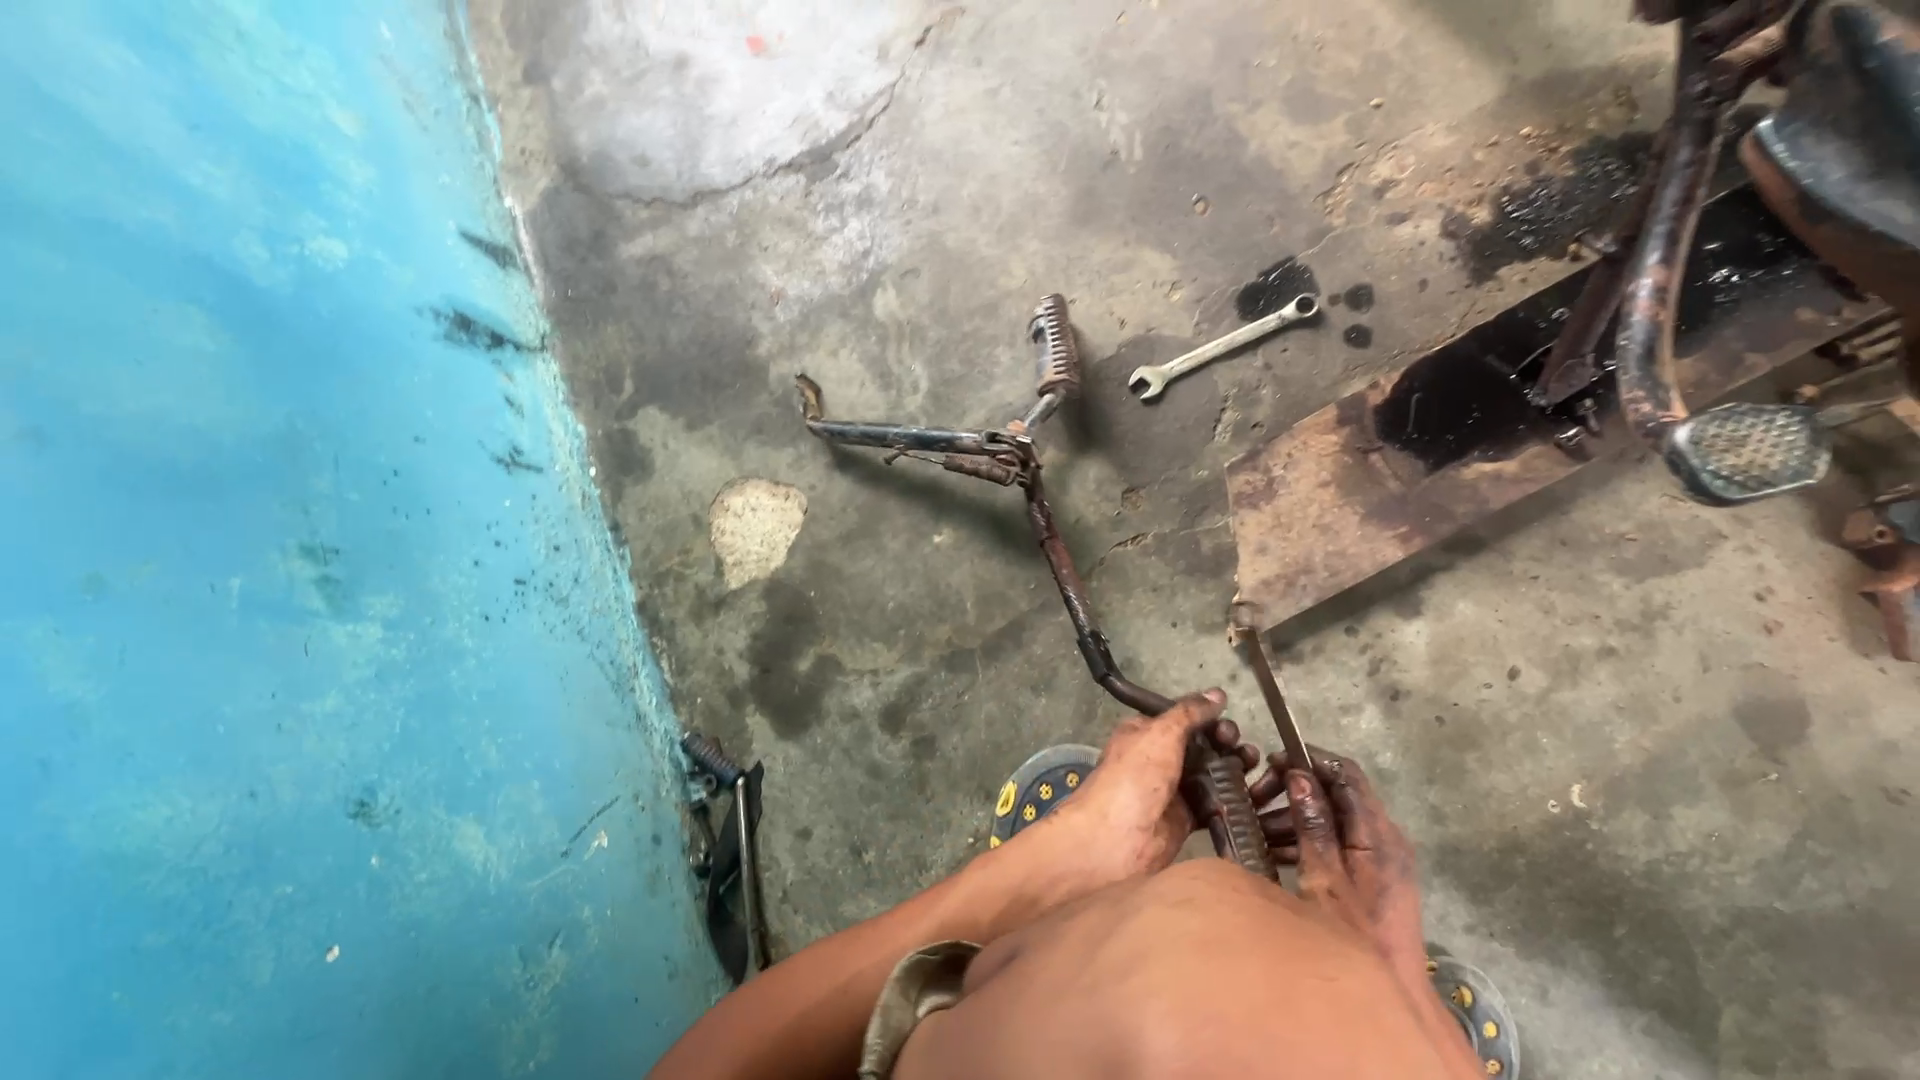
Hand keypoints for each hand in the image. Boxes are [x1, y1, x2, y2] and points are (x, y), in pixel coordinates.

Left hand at [992, 689, 1258, 897]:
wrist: (1115, 839)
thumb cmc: (1133, 779)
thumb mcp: (1159, 734)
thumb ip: (1189, 714)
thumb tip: (1217, 694)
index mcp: (1144, 733)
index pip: (1182, 719)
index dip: (1207, 718)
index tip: (1227, 722)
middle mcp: (1158, 759)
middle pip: (1200, 746)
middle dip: (1224, 743)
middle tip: (1242, 747)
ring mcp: (1172, 790)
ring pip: (1209, 774)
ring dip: (1233, 767)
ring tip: (1254, 765)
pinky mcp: (1185, 819)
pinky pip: (1212, 803)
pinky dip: (1231, 797)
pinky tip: (1253, 793)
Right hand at [1249, 750, 1426, 983]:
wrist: (1392, 996)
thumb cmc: (1355, 938)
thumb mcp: (1324, 880)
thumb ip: (1313, 827)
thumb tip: (1298, 776)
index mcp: (1378, 834)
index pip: (1346, 774)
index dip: (1308, 760)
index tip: (1270, 765)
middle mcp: (1384, 838)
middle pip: (1337, 792)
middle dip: (1293, 789)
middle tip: (1254, 798)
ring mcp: (1379, 857)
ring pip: (1332, 816)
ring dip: (1294, 815)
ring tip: (1256, 826)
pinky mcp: (1370, 875)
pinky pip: (1335, 840)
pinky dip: (1304, 837)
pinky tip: (1273, 850)